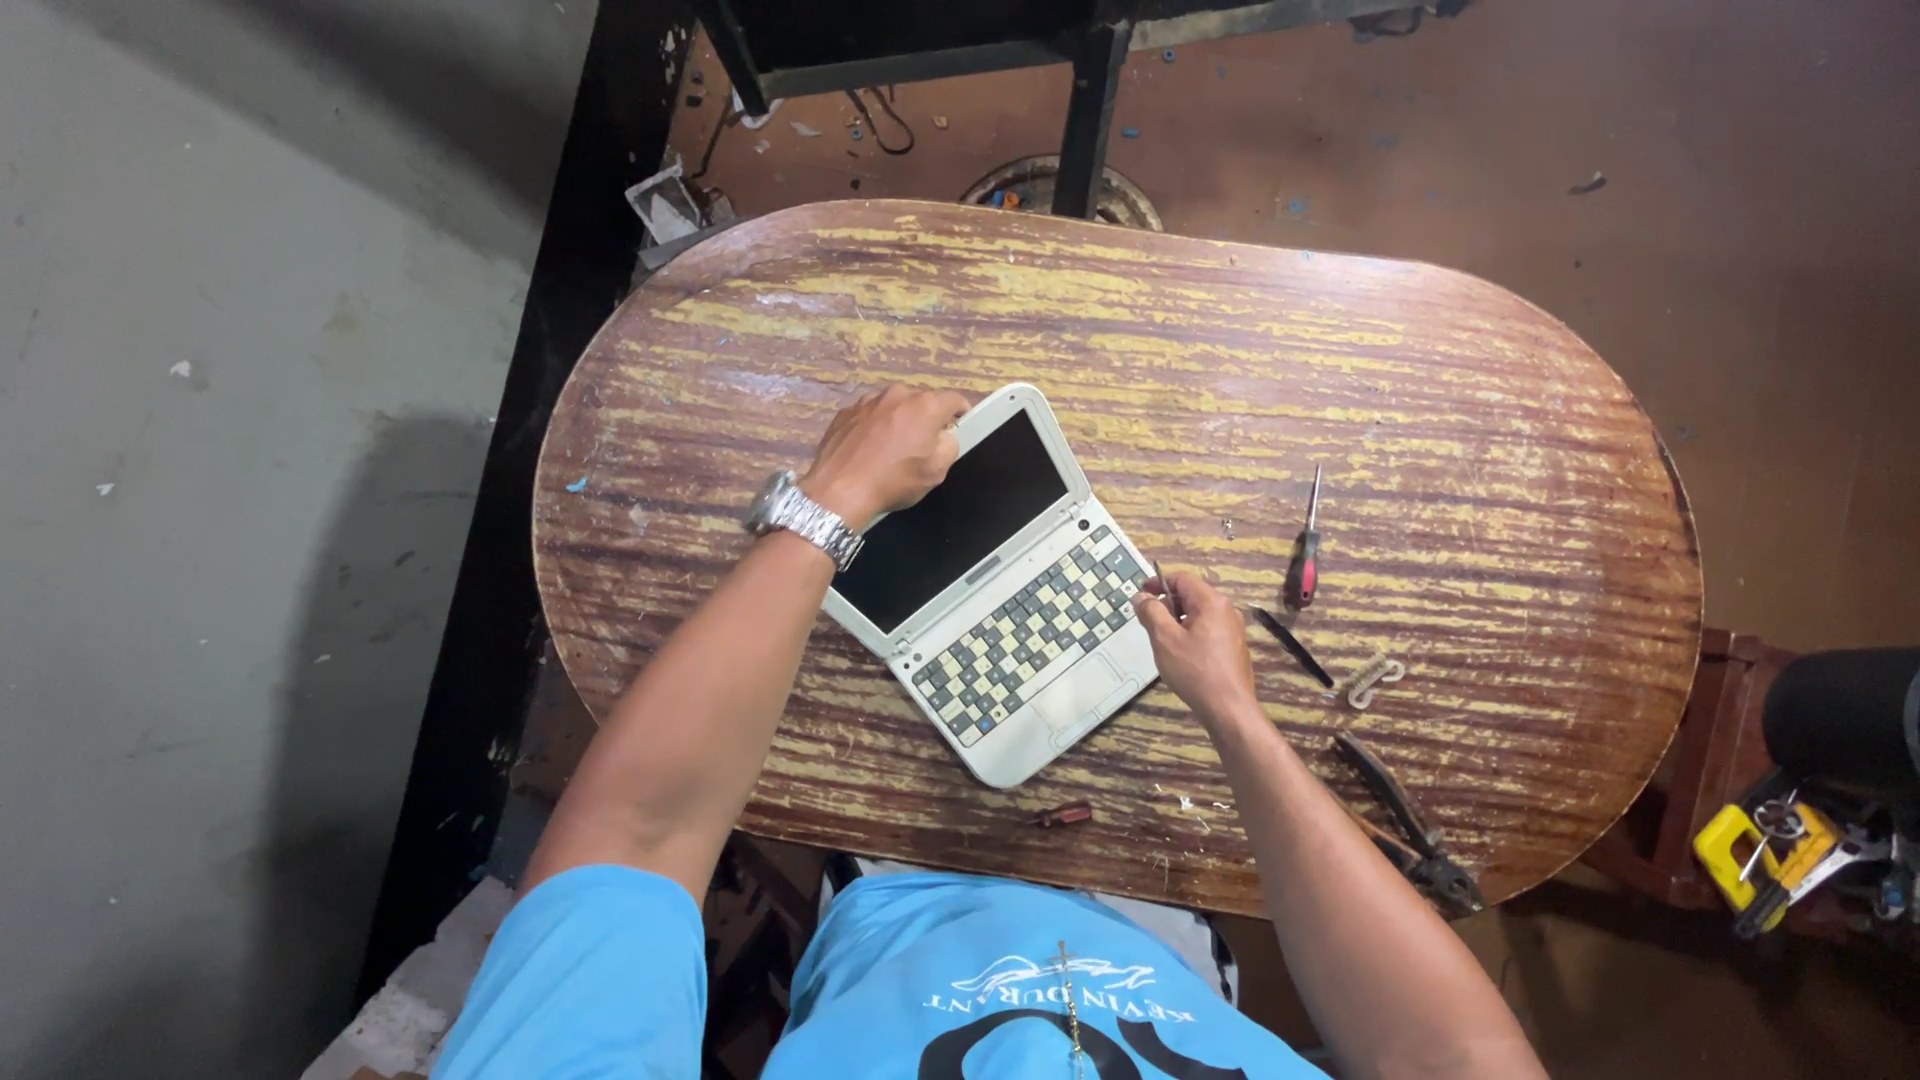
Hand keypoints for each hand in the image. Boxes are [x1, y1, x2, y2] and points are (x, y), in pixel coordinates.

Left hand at [800, 384, 970, 529]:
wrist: (839, 489)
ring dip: (898, 421)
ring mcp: (868, 400)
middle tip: (922, 445)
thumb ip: (950, 445)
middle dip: (926, 418)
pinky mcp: (845, 412)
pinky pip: (869, 415)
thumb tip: (946, 435)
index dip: (961, 413)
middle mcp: (897, 394)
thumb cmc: (894, 481)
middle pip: (922, 401)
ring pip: (893, 406)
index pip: (955, 399)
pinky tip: (868, 449)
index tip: (960, 427)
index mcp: (925, 405)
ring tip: (891, 448)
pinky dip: (874, 426)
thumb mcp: (937, 471)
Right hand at [1132, 571, 1259, 724]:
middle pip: (1191, 595)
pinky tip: (1181, 655)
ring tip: (1162, 641)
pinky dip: (1190, 633)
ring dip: (1177, 620)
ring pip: (1198, 614)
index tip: (1140, 595)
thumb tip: (1141, 596)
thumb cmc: (1194, 670)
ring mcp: (1233, 629)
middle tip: (1148, 622)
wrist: (1228, 708)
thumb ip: (1151, 612)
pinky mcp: (1233, 647)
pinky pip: (1207, 629)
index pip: (1181, 579)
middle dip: (1167, 604)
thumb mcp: (1164, 639)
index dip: (1158, 583)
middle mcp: (1226, 610)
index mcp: (1211, 602)